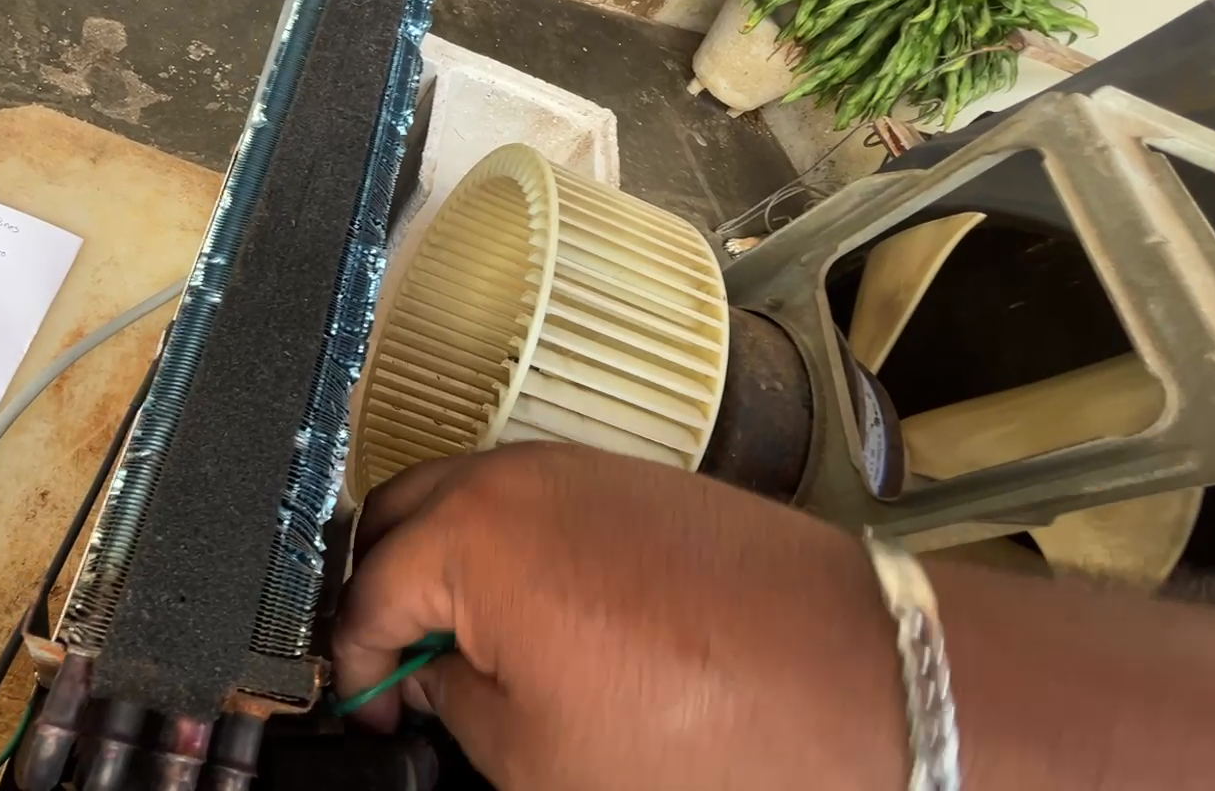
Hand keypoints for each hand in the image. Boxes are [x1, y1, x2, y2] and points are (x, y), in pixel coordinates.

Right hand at [331, 442, 907, 789]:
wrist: (857, 674)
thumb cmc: (693, 731)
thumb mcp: (536, 753)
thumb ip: (451, 698)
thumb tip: (426, 671)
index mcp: (468, 534)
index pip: (367, 591)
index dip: (356, 659)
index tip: (372, 703)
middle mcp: (502, 474)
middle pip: (394, 517)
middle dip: (382, 589)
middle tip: (404, 660)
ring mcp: (558, 461)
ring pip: (453, 495)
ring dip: (436, 556)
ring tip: (465, 631)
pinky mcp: (606, 469)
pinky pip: (515, 493)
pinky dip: (493, 538)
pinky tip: (526, 597)